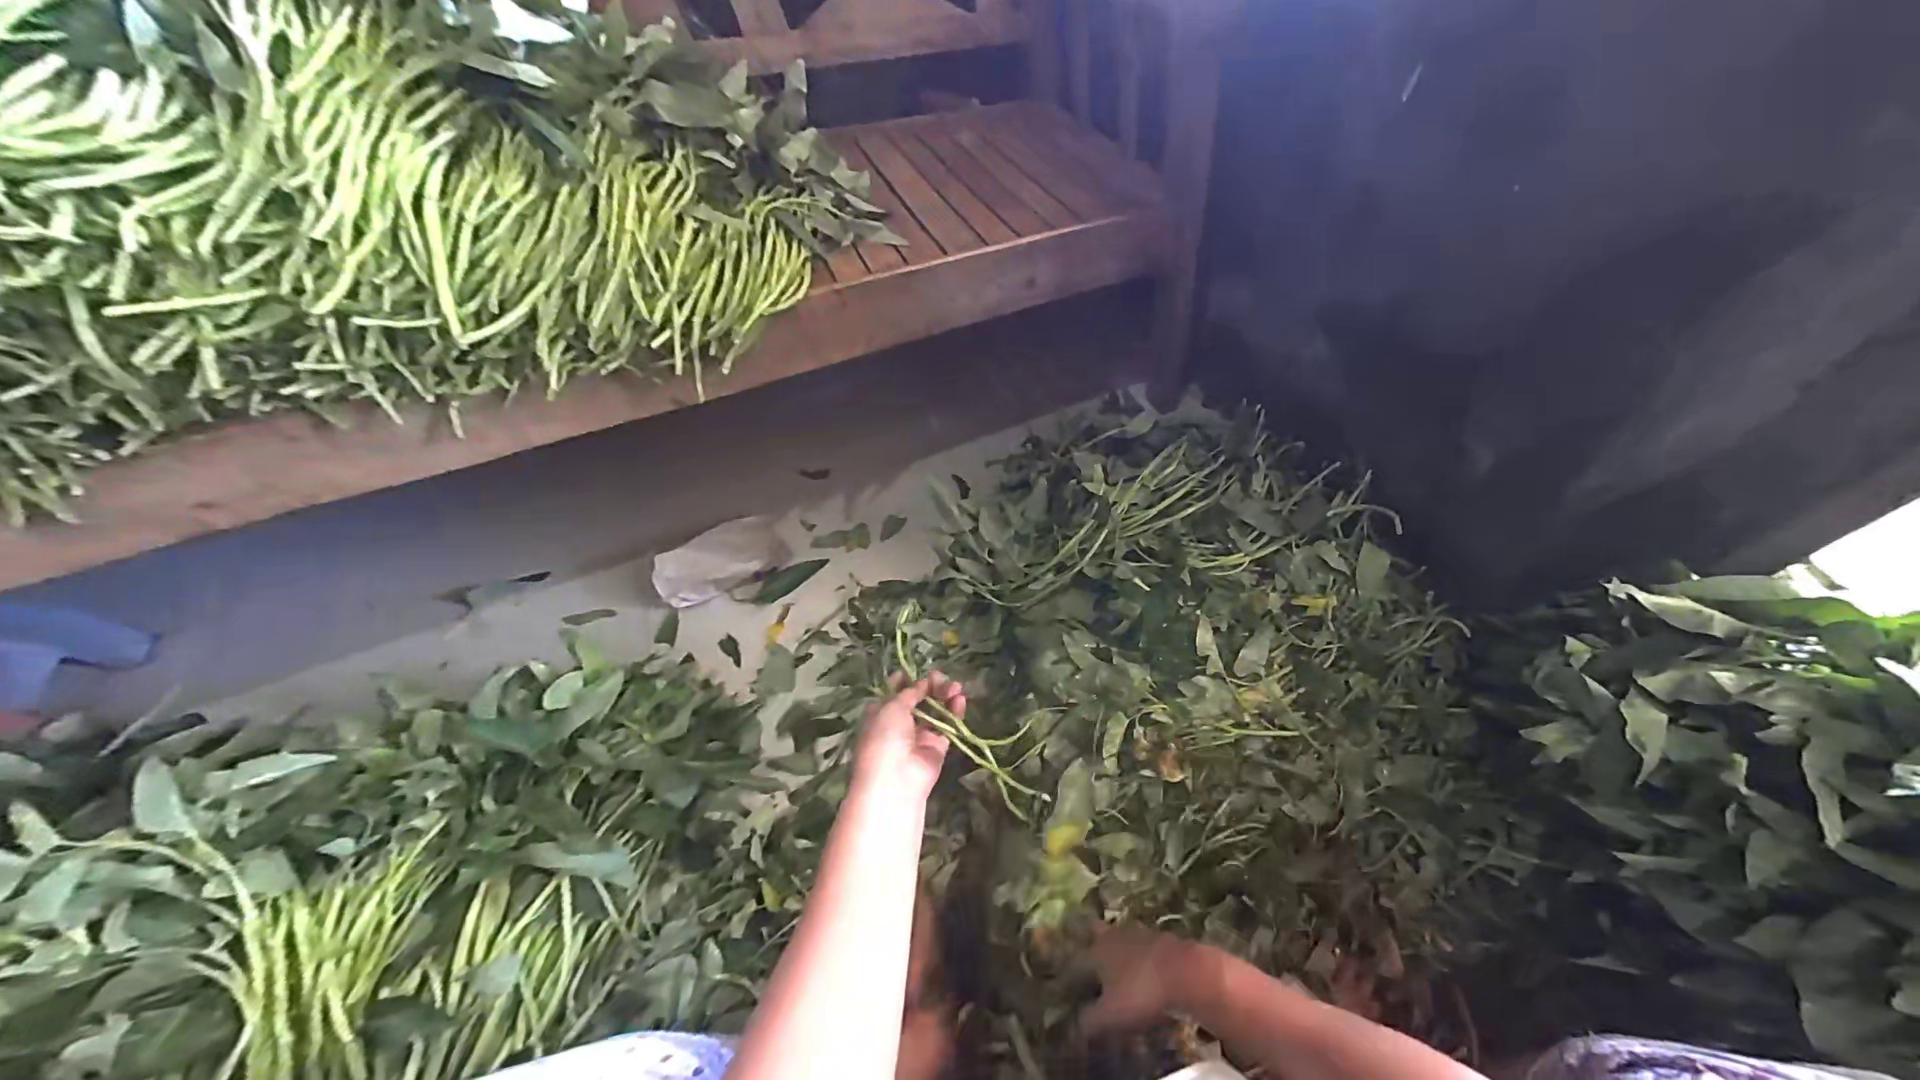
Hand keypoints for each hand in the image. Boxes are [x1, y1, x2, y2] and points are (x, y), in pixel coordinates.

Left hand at [853, 673, 959, 801]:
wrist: (894, 780)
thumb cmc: (884, 737)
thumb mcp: (892, 706)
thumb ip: (910, 692)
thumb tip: (922, 682)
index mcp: (881, 711)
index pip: (896, 690)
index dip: (908, 678)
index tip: (920, 669)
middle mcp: (899, 722)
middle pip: (918, 698)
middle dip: (931, 686)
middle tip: (941, 678)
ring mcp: (919, 735)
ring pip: (935, 710)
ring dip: (945, 696)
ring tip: (956, 687)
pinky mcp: (937, 747)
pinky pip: (947, 726)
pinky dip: (954, 712)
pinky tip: (960, 700)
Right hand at [1080, 923, 1211, 1035]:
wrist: (1188, 973)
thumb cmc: (1142, 993)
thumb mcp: (1111, 1015)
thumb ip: (1090, 1020)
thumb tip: (1076, 1026)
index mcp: (1096, 950)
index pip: (1077, 957)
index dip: (1073, 970)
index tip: (1072, 983)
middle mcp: (1114, 935)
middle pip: (1097, 933)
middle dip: (1094, 944)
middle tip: (1095, 963)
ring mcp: (1140, 933)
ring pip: (1123, 937)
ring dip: (1122, 949)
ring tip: (1125, 971)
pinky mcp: (1164, 937)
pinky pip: (1147, 945)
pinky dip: (1146, 956)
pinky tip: (1150, 972)